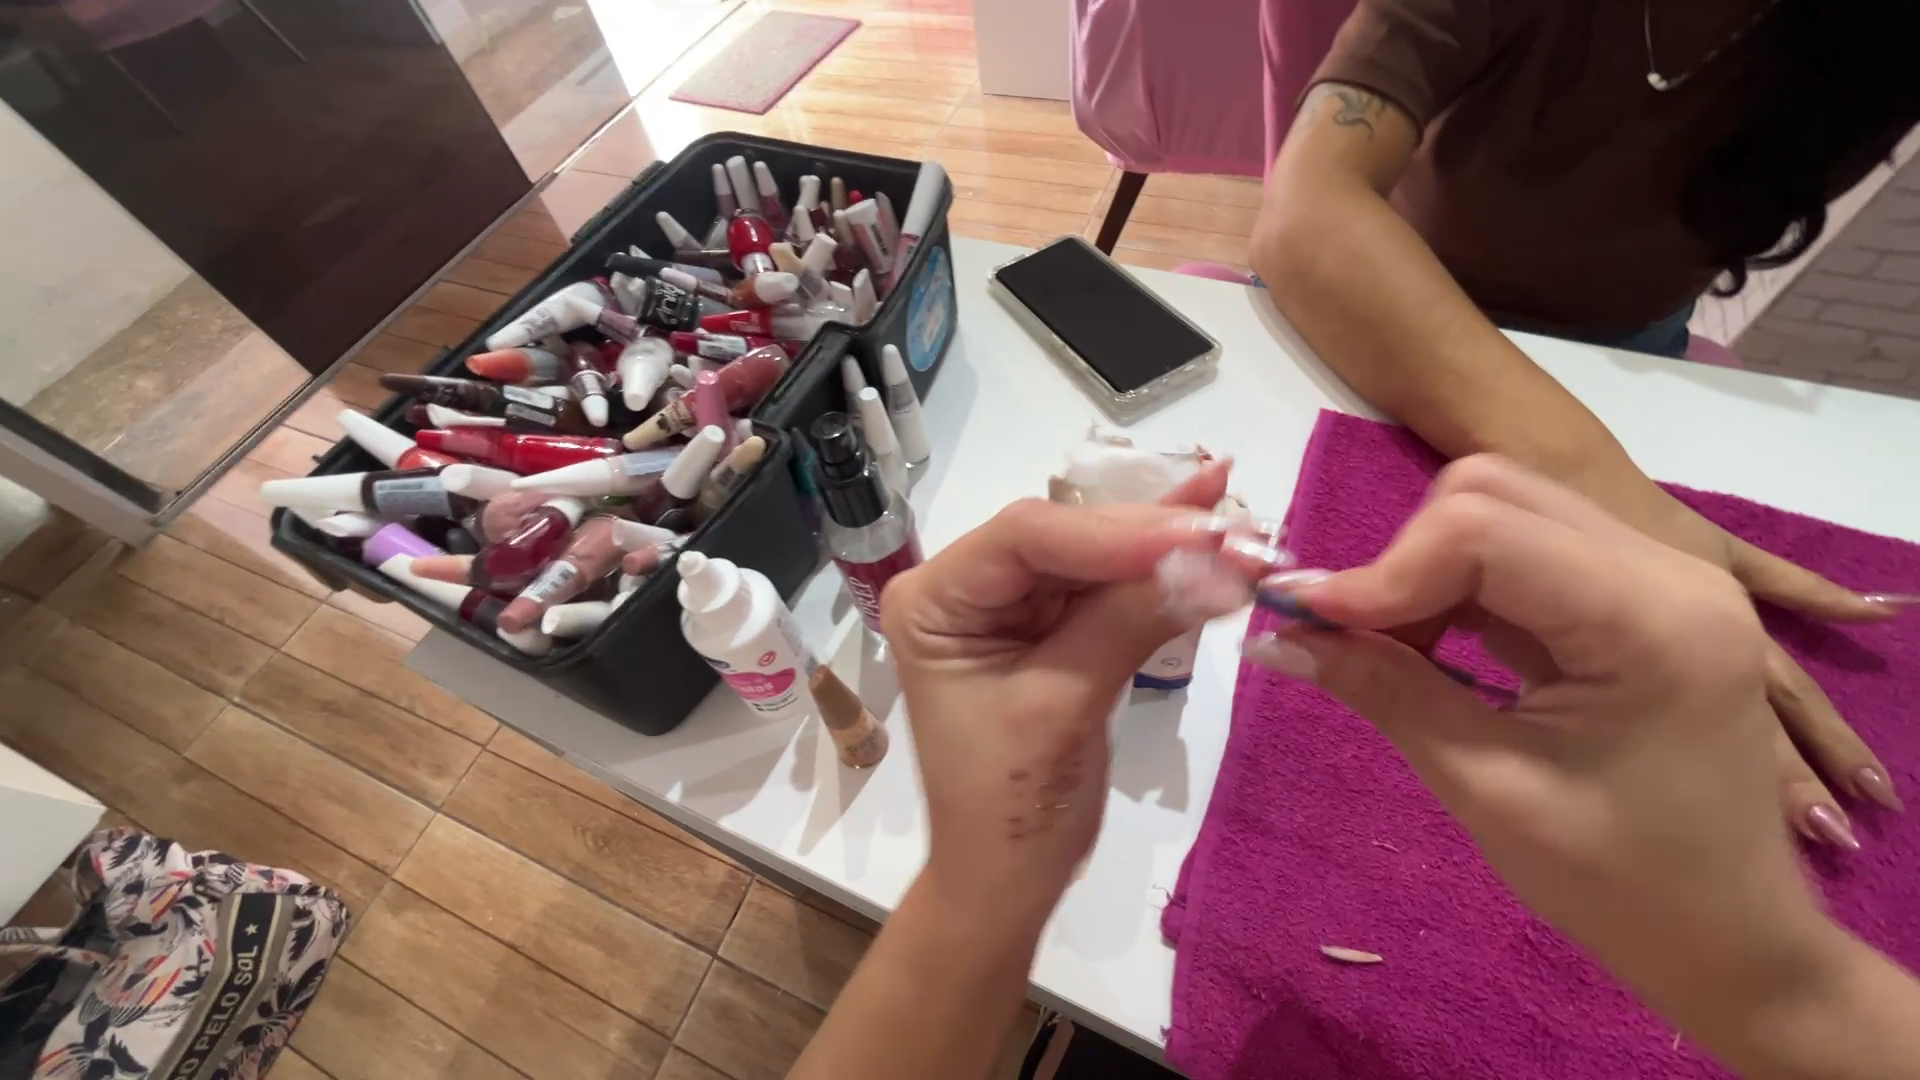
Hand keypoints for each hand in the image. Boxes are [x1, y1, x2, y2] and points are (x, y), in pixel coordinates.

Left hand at [881, 466, 1229, 929]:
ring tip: (1241, 526)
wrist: (1008, 873)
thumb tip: (1219, 559)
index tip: (1200, 537)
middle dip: (1151, 536)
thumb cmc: (1009, 807)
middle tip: (1240, 532)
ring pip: (1094, 552)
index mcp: (931, 600)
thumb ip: (1129, 623)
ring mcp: (1008, 599)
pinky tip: (1205, 517)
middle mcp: (962, 583)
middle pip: (1065, 537)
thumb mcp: (1061, 709)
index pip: (1022, 538)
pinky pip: (1107, 582)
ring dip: (1167, 541)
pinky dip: (1159, 565)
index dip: (1113, 531)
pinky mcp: (1047, 620)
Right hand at [1244, 456, 1846, 1051]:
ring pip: (1493, 510)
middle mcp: (1662, 570)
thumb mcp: (1481, 785)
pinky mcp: (1623, 591)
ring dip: (1418, 569)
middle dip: (1399, 560)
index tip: (1310, 625)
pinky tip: (1429, 644)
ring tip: (1391, 645)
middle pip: (1487, 494)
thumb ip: (1379, 689)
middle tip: (1354, 635)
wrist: (1727, 936)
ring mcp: (1649, 574)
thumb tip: (1275, 636)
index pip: (1481, 531)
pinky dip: (1445, 585)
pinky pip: (1509, 548)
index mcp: (1651, 620)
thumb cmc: (1617, 879)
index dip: (1380, 572)